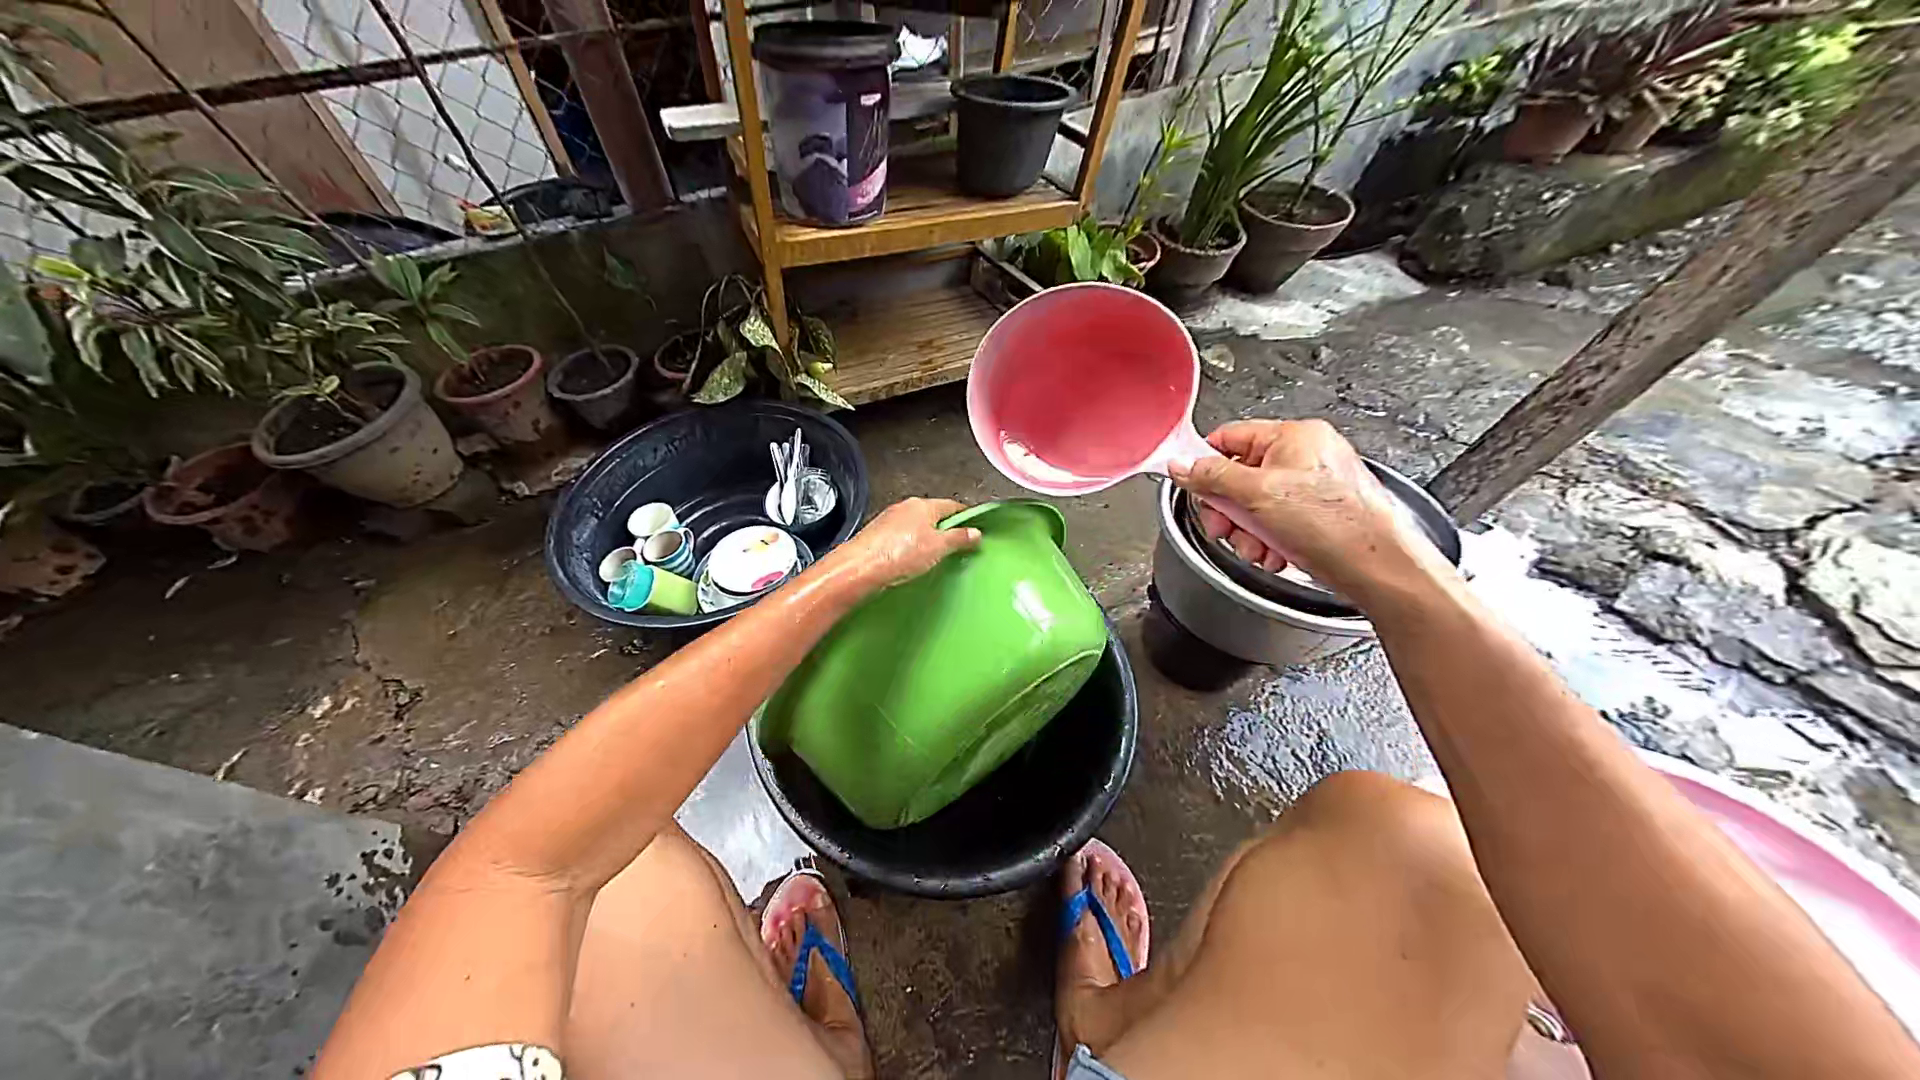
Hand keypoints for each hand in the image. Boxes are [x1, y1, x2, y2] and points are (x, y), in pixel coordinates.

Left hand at [827, 497, 980, 593]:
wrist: (859, 568)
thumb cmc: (898, 554)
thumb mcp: (939, 547)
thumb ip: (959, 538)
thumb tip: (974, 533)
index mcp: (923, 505)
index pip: (952, 506)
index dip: (965, 517)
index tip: (973, 528)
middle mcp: (905, 508)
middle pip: (932, 515)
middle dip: (944, 529)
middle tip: (955, 547)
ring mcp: (889, 521)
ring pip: (915, 527)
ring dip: (925, 539)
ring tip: (933, 558)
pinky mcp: (877, 536)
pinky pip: (900, 538)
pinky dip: (909, 547)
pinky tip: (910, 562)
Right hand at [1168, 419, 1445, 606]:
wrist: (1378, 567)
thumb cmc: (1336, 525)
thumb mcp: (1257, 494)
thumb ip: (1212, 477)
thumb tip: (1183, 466)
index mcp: (1294, 436)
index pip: (1229, 437)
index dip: (1205, 462)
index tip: (1191, 484)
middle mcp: (1305, 457)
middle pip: (1239, 475)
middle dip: (1228, 509)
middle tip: (1225, 526)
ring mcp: (1312, 487)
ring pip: (1254, 504)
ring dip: (1246, 531)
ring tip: (1256, 546)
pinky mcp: (1316, 515)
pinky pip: (1275, 522)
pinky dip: (1267, 540)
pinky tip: (1273, 553)